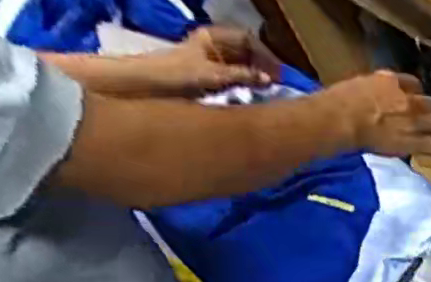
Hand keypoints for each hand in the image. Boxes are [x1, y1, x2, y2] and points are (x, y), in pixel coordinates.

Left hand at [137, 26, 280, 95]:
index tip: (279, 73)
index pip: (247, 39)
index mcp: (213, 37)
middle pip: (246, 51)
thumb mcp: (214, 75)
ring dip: (257, 76)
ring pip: (242, 64)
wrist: (150, 84)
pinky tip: (255, 95)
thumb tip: (269, 79)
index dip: (265, 54)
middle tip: (279, 85)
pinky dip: (247, 84)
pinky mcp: (210, 75)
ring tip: (270, 92)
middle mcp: (213, 45)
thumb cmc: (179, 74)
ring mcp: (211, 59)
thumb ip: (242, 76)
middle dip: (263, 65)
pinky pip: (236, 77)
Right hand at [322, 71, 430, 159]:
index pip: (414, 84)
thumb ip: (377, 90)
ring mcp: (414, 119)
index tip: (416, 102)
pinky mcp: (415, 139)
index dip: (417, 95)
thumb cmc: (343, 101)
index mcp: (392, 80)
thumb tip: (379, 98)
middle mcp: (408, 98)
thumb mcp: (362, 84)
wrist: (345, 118)